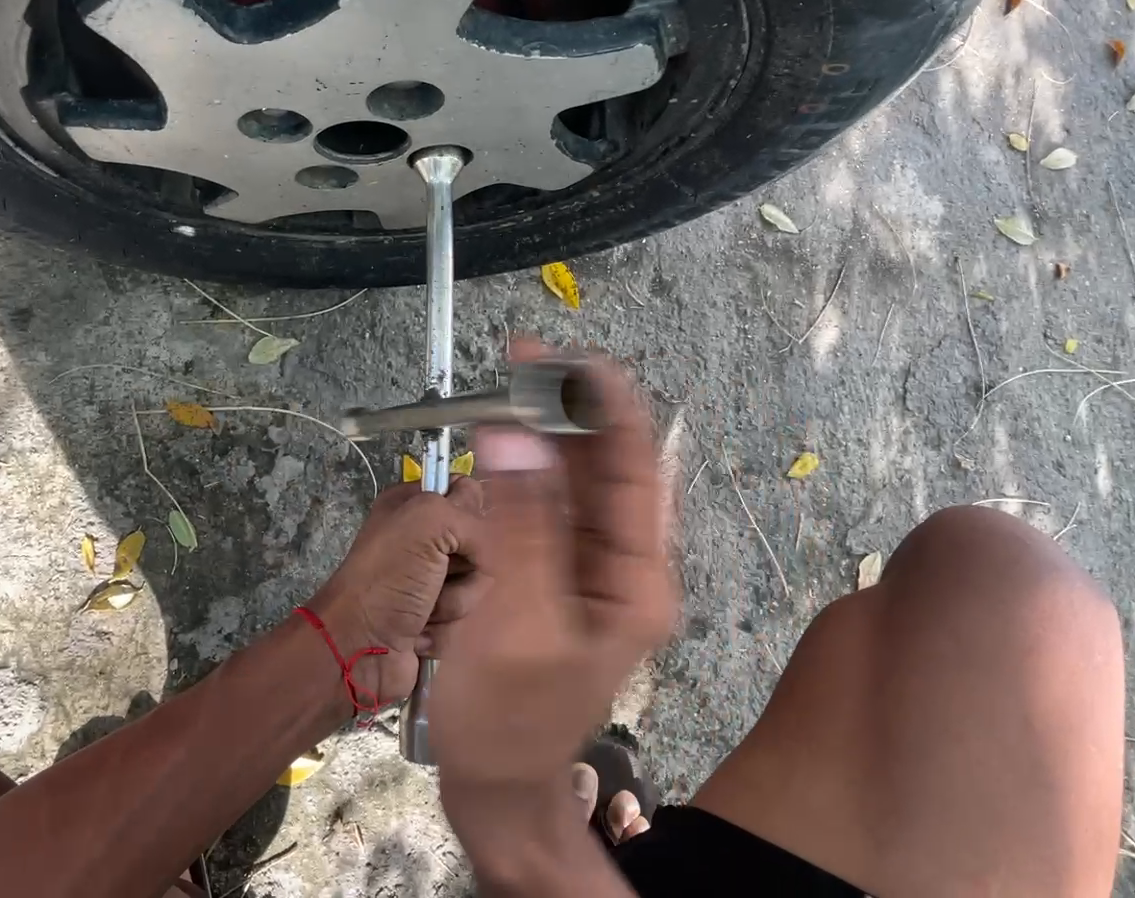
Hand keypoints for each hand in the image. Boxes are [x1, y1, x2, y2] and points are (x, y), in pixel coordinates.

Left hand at [306, 476, 487, 707]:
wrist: (357, 646)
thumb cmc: (388, 576)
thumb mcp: (426, 522)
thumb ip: (466, 513)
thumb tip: (483, 548)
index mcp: (412, 506)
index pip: (464, 491)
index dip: (469, 512)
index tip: (459, 533)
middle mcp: (419, 540)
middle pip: (476, 545)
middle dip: (466, 567)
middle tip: (441, 574)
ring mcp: (426, 582)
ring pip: (474, 586)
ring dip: (454, 603)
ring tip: (425, 612)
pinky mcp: (431, 620)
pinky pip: (462, 621)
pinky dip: (443, 631)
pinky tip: (418, 635)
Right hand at [430, 351, 677, 886]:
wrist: (497, 780)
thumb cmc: (511, 715)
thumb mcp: (520, 621)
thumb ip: (523, 527)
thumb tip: (514, 435)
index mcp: (638, 577)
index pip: (635, 465)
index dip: (606, 403)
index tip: (566, 355)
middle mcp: (622, 561)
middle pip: (606, 463)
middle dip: (570, 406)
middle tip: (522, 358)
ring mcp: (588, 565)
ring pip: (574, 477)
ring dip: (546, 429)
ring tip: (508, 385)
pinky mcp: (553, 569)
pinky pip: (544, 502)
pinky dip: (524, 467)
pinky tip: (501, 441)